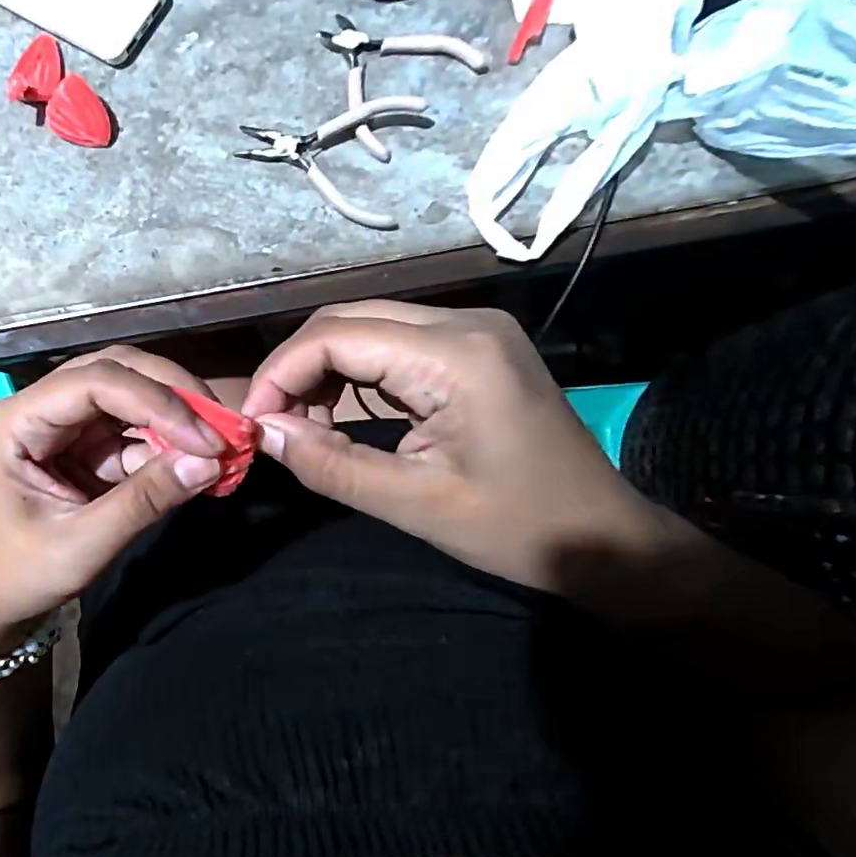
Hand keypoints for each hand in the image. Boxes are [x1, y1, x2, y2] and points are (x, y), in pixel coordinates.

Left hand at [0, 348, 226, 654]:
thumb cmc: (21, 575)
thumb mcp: (82, 545)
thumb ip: (144, 501)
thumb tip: (210, 464)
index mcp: (21, 421)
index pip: (95, 382)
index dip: (156, 401)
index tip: (205, 439)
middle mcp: (46, 407)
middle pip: (118, 372)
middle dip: (174, 395)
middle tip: (222, 426)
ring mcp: (71, 423)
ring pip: (135, 393)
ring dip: (180, 416)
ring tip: (221, 443)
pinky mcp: (93, 443)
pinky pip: (141, 427)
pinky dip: (175, 441)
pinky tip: (201, 460)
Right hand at [241, 301, 670, 591]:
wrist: (604, 536)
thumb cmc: (518, 529)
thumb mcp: (414, 505)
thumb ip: (330, 464)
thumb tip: (263, 431)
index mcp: (455, 355)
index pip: (336, 336)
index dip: (280, 374)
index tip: (251, 422)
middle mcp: (463, 321)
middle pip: (348, 320)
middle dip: (296, 368)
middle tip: (270, 423)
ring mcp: (472, 328)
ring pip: (367, 326)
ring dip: (324, 369)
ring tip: (300, 423)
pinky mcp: (474, 345)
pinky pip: (395, 342)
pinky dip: (357, 373)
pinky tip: (341, 410)